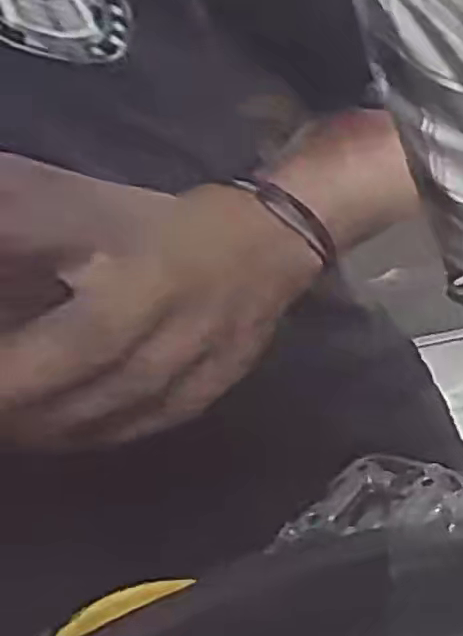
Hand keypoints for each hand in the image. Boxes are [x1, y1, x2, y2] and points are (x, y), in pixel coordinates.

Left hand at [0, 182, 322, 449]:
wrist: (265, 242)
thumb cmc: (145, 217)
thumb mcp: (50, 200)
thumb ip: (7, 235)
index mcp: (145, 288)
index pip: (80, 346)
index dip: (22, 376)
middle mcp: (187, 332)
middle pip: (111, 388)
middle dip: (36, 412)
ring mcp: (218, 358)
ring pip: (144, 406)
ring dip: (76, 429)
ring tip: (20, 436)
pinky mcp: (233, 372)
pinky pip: (178, 409)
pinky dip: (128, 428)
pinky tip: (86, 435)